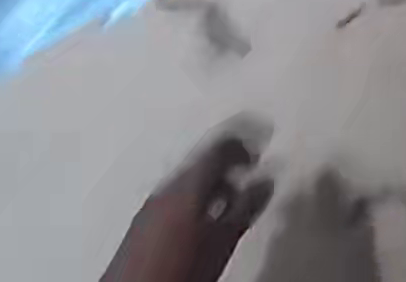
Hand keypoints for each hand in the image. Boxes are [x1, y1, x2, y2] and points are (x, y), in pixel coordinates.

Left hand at [100, 137, 272, 281]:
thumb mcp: (223, 238)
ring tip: (233, 195)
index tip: (263, 137)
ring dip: (214, 182)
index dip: (248, 137)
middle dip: (232, 160)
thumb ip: (247, 205)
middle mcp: (166, 187)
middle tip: (252, 163)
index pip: (224, 143)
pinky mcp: (140, 227)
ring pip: (190, 180)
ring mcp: (150, 207)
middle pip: (205, 159)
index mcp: (188, 181)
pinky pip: (174, 199)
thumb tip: (265, 182)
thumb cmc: (174, 270)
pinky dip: (195, 198)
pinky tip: (205, 217)